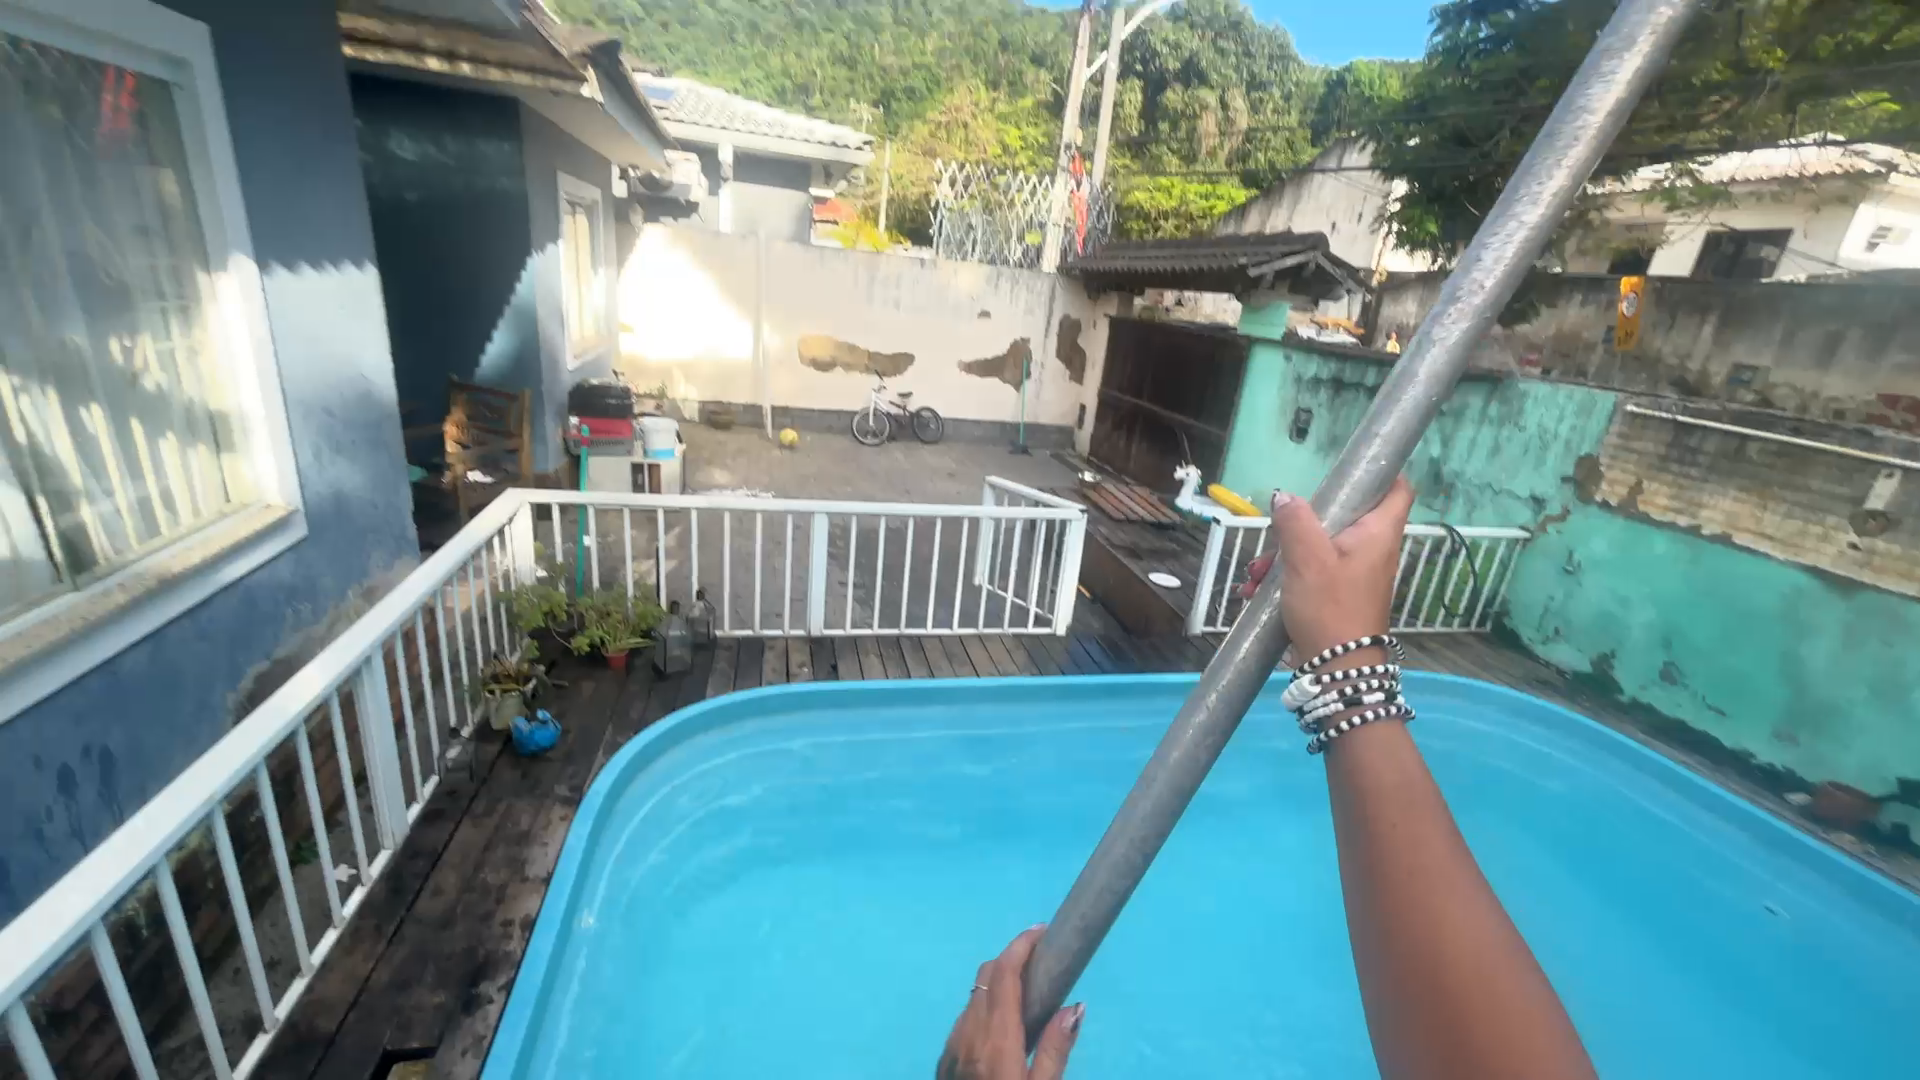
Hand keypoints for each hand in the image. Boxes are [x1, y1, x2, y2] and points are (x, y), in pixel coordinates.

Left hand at [936, 926, 1083, 1079]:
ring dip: (998, 983)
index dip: (1021, 944)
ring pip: (974, 995)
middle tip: (1041, 961)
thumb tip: (1075, 1007)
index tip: (1041, 931)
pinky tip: (1003, 1027)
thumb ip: (1056, 1050)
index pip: (1004, 972)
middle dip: (1011, 958)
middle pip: (986, 974)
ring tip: (1028, 994)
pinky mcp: (944, 1058)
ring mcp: (951, 1044)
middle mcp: (968, 1031)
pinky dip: (985, 1006)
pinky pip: (966, 1017)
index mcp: (995, 1038)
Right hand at [1239, 477, 1414, 659]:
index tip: (1344, 473)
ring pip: (1317, 546)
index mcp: (1377, 533)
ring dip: (1282, 556)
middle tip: (1273, 539)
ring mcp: (1354, 573)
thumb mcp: (1307, 560)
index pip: (1397, 489)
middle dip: (1299, 525)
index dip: (1378, 473)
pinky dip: (1285, 577)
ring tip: (1256, 576)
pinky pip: (1309, 571)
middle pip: (1340, 518)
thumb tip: (1284, 496)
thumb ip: (1295, 522)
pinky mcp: (1337, 593)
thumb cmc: (1330, 607)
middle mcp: (1372, 549)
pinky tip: (1257, 592)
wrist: (1337, 668)